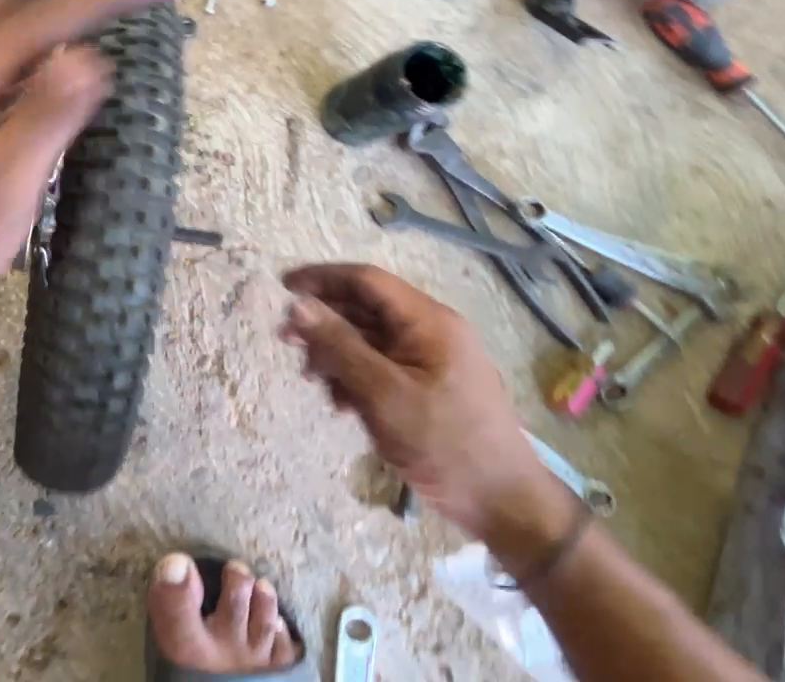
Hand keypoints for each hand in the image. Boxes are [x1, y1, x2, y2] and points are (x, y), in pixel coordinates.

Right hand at [281, 265, 578, 555]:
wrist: (503, 504)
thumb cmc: (443, 443)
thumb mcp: (382, 393)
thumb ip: (338, 345)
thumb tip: (298, 305)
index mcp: (429, 322)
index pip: (366, 280)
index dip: (321, 279)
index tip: (281, 289)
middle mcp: (431, 331)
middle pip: (364, 308)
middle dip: (323, 322)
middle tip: (286, 342)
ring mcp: (430, 360)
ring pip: (368, 338)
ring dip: (335, 353)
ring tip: (313, 380)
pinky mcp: (427, 386)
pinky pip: (380, 365)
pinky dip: (354, 376)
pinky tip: (341, 403)